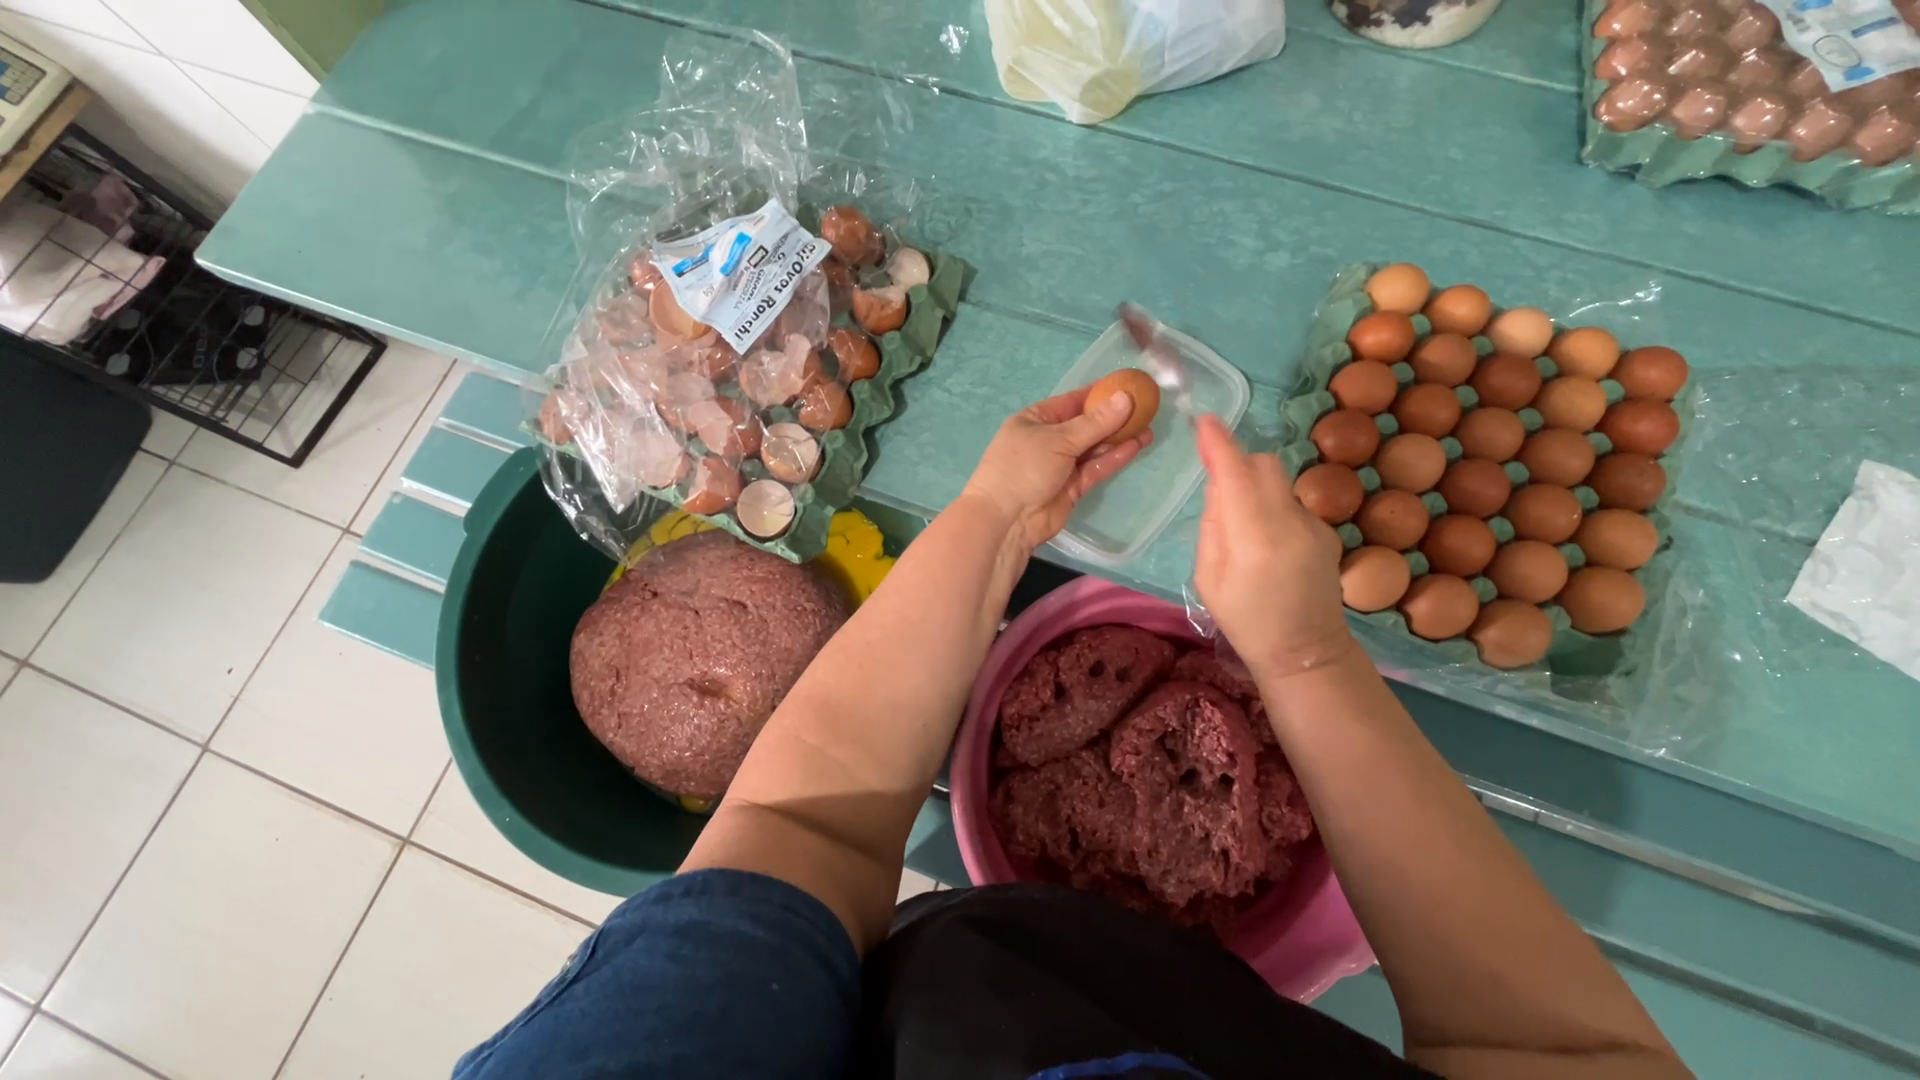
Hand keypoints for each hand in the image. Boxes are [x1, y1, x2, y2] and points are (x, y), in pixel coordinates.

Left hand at [960, 385, 1152, 550]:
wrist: (1006, 520)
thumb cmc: (1023, 469)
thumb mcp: (1058, 440)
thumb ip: (1094, 422)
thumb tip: (1125, 398)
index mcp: (1035, 420)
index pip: (1072, 401)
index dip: (1099, 393)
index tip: (1128, 386)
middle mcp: (1048, 439)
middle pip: (1086, 425)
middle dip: (1113, 418)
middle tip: (1146, 409)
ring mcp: (1060, 465)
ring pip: (1093, 448)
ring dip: (1118, 439)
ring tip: (1148, 428)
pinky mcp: (1071, 487)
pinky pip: (1095, 468)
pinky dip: (1113, 458)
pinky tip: (1135, 446)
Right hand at [1193, 413, 1354, 680]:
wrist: (1306, 651)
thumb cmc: (1245, 620)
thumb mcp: (1209, 577)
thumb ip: (1213, 525)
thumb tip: (1219, 485)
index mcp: (1254, 537)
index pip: (1235, 474)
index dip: (1218, 443)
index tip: (1204, 420)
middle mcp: (1290, 522)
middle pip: (1264, 464)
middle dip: (1239, 462)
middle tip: (1219, 487)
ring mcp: (1315, 525)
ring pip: (1280, 482)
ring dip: (1256, 488)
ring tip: (1244, 529)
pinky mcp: (1328, 532)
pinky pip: (1292, 503)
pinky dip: (1274, 509)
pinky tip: (1269, 545)